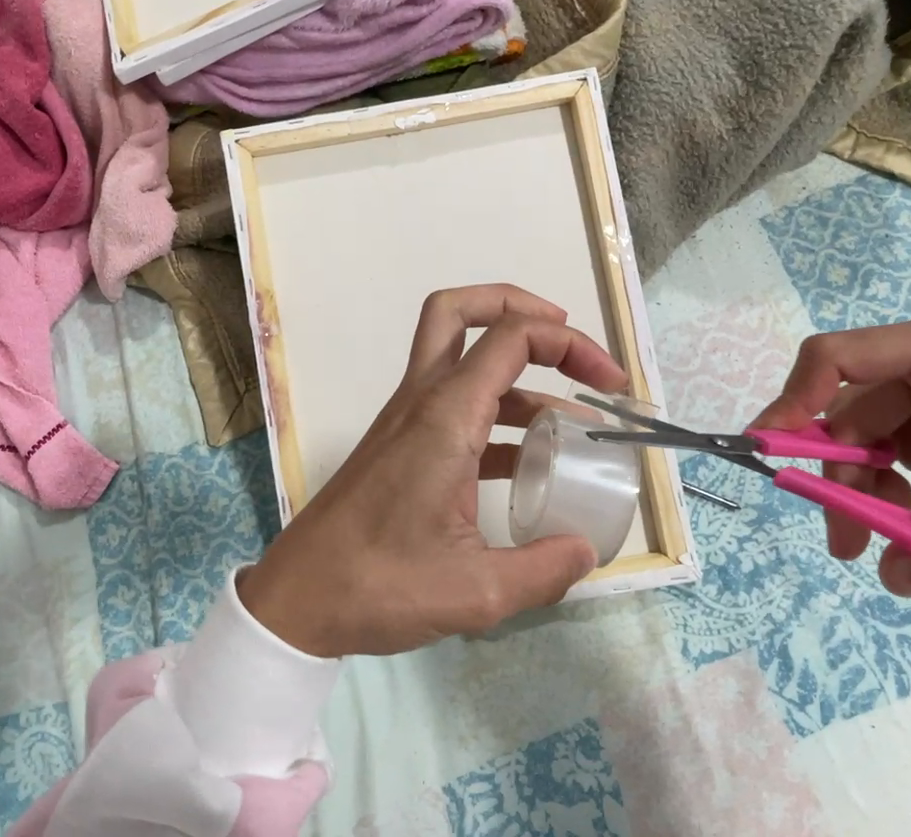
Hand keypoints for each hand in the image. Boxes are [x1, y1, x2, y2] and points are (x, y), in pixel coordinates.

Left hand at [236, 284, 629, 657]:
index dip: (570, 342)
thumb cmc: (378, 587)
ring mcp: (406, 422)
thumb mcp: (474, 592)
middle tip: (574, 351)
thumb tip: (588, 551)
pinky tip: (531, 463)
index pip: (510, 337)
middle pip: (460, 313)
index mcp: (443, 418)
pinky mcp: (400, 447)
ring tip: (577, 423)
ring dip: (518, 375)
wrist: (298, 599)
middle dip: (521, 311)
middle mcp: (421, 403)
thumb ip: (542, 571)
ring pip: (459, 360)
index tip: (612, 385)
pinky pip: (455, 409)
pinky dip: (497, 417)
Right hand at [753, 312, 910, 596]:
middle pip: (851, 408)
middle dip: (841, 471)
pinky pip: (907, 437)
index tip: (769, 458)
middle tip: (848, 541)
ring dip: (876, 481)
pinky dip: (910, 474)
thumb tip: (889, 573)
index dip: (791, 403)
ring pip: (875, 428)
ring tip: (906, 532)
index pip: (834, 359)